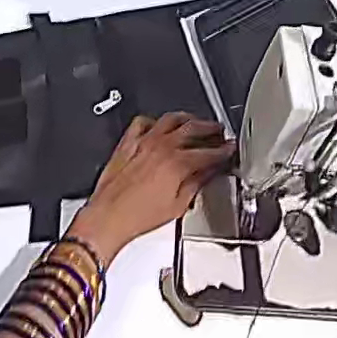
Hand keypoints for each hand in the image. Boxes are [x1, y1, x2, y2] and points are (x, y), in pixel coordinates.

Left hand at [67, 112, 233, 262]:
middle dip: (211, 128)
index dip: (223, 149)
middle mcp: (162, 147)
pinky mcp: (128, 142)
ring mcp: (144, 141)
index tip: (229, 148)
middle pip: (194, 128)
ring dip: (187, 118)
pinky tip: (158, 126)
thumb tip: (207, 173)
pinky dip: (154, 121)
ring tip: (194, 122)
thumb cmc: (137, 217)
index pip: (209, 152)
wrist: (107, 219)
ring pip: (171, 118)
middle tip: (218, 131)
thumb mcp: (177, 206)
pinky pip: (142, 122)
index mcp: (178, 163)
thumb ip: (196, 184)